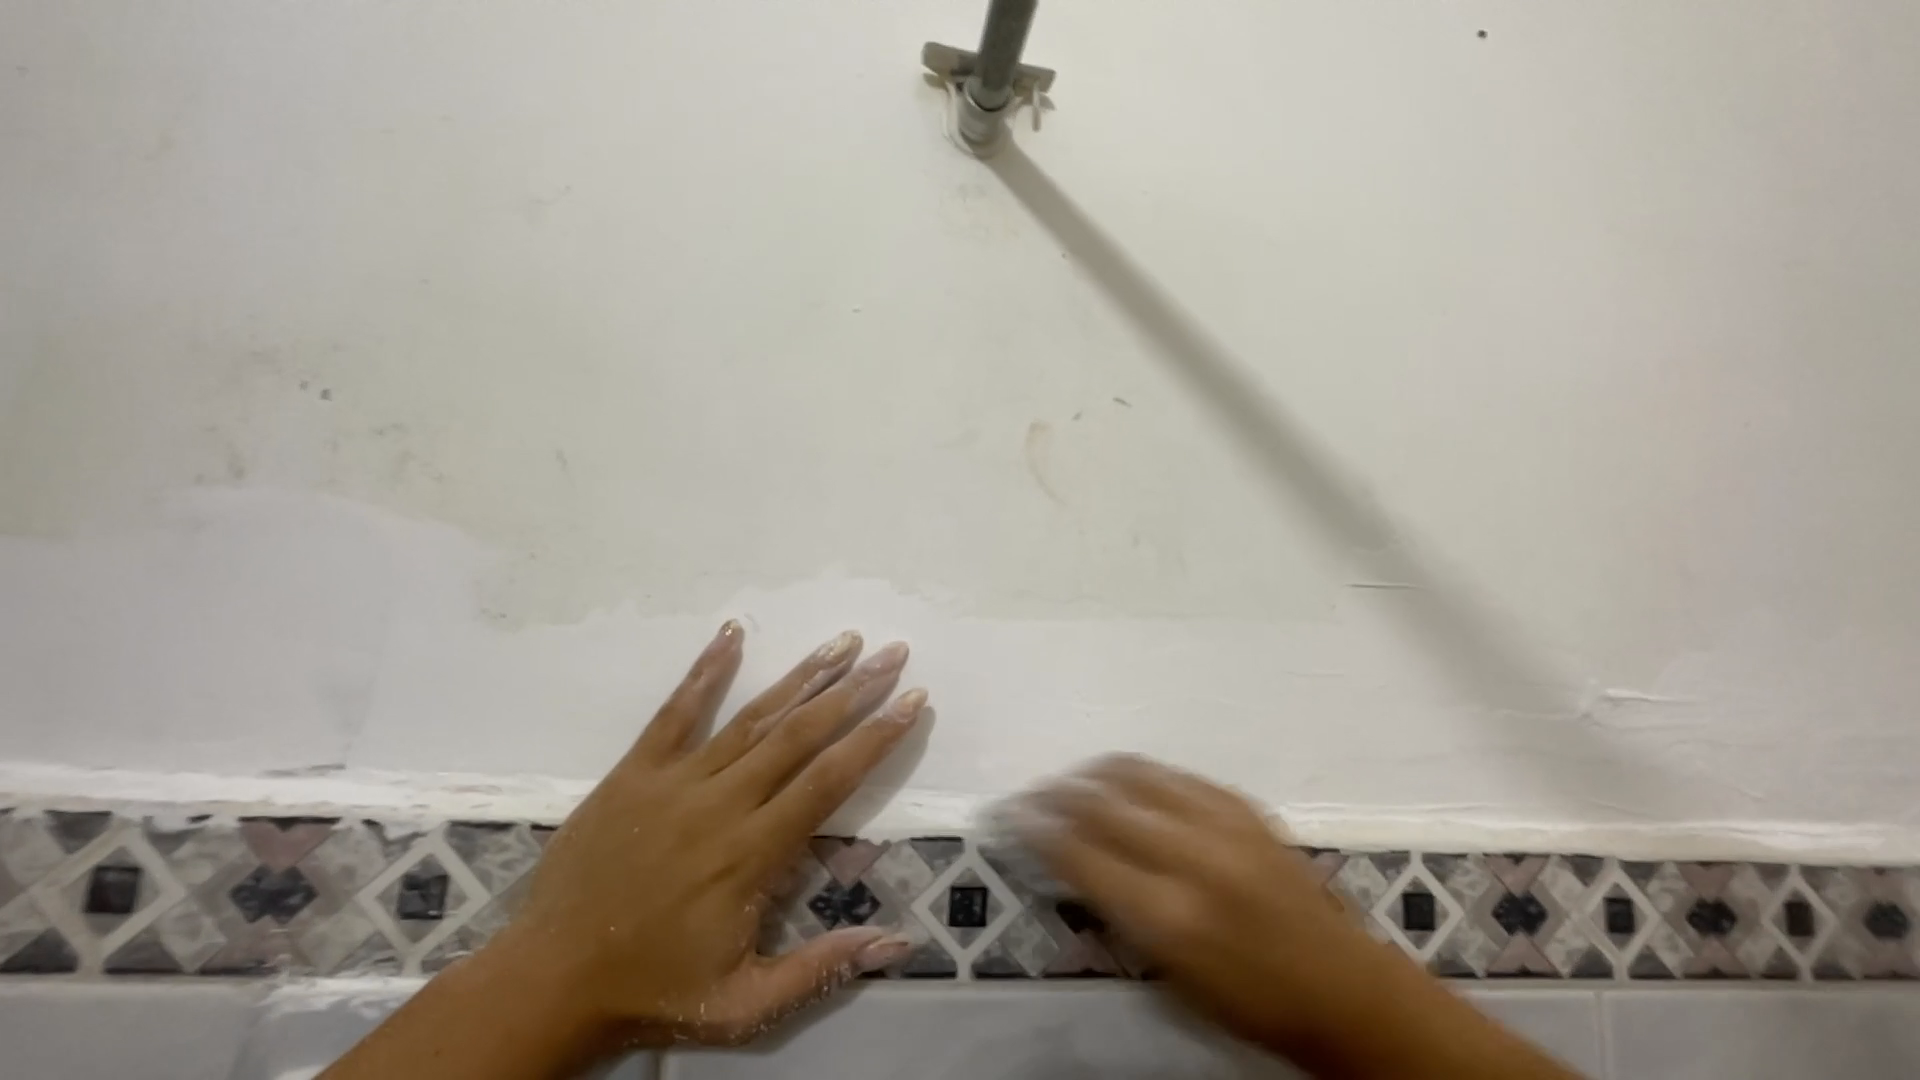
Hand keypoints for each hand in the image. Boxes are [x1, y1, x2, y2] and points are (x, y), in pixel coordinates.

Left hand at [503, 621, 924, 1048]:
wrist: (549, 980)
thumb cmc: (655, 990)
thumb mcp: (745, 1006)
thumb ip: (822, 968)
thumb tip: (900, 941)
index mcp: (753, 854)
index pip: (830, 780)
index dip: (876, 737)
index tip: (913, 700)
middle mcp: (722, 804)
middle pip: (801, 735)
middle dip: (855, 691)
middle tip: (892, 653)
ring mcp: (675, 781)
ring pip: (752, 717)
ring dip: (802, 676)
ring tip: (842, 642)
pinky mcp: (634, 772)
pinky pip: (675, 711)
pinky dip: (706, 671)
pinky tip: (732, 633)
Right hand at [1020, 755, 1386, 1061]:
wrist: (1343, 990)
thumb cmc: (1248, 1002)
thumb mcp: (1170, 978)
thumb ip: (1120, 917)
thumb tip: (1076, 868)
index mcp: (1166, 914)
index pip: (1080, 854)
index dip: (1038, 831)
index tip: (1013, 817)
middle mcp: (1190, 858)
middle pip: (1102, 806)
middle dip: (1057, 795)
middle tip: (1033, 793)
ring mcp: (1223, 825)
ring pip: (1139, 775)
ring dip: (1096, 773)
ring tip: (1074, 776)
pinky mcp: (1246, 809)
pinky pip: (1181, 775)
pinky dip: (1146, 773)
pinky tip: (1131, 778)